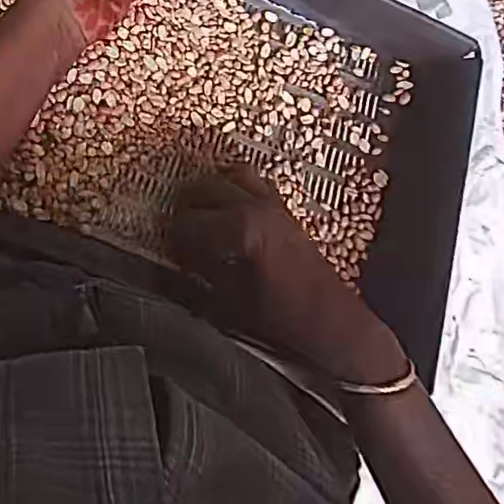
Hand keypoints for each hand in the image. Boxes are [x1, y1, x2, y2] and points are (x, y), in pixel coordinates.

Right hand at [171, 166, 407, 385]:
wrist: (334, 327)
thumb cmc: (282, 323)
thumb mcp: (228, 306)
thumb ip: (196, 279)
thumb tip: (172, 264)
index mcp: (241, 230)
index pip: (189, 222)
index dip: (174, 237)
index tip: (169, 250)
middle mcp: (257, 208)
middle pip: (206, 189)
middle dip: (186, 209)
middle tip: (178, 231)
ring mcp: (275, 205)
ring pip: (233, 176)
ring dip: (213, 190)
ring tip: (202, 213)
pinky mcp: (287, 210)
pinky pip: (256, 185)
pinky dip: (238, 191)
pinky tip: (232, 214)